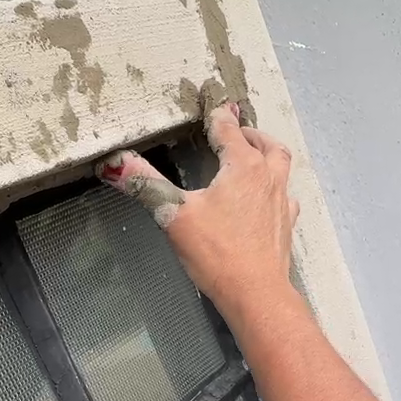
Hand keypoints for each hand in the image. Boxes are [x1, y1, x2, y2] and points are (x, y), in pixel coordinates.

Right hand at [97, 103, 301, 329]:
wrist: (256, 293)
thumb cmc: (217, 253)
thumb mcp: (174, 216)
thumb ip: (147, 185)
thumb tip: (115, 164)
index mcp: (242, 166)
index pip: (227, 129)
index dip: (216, 117)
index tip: (212, 107)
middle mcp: (268, 177)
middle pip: (263, 142)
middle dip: (247, 133)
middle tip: (234, 132)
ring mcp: (281, 201)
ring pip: (280, 165)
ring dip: (267, 155)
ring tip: (253, 157)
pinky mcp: (286, 226)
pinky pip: (285, 197)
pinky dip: (275, 189)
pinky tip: (265, 201)